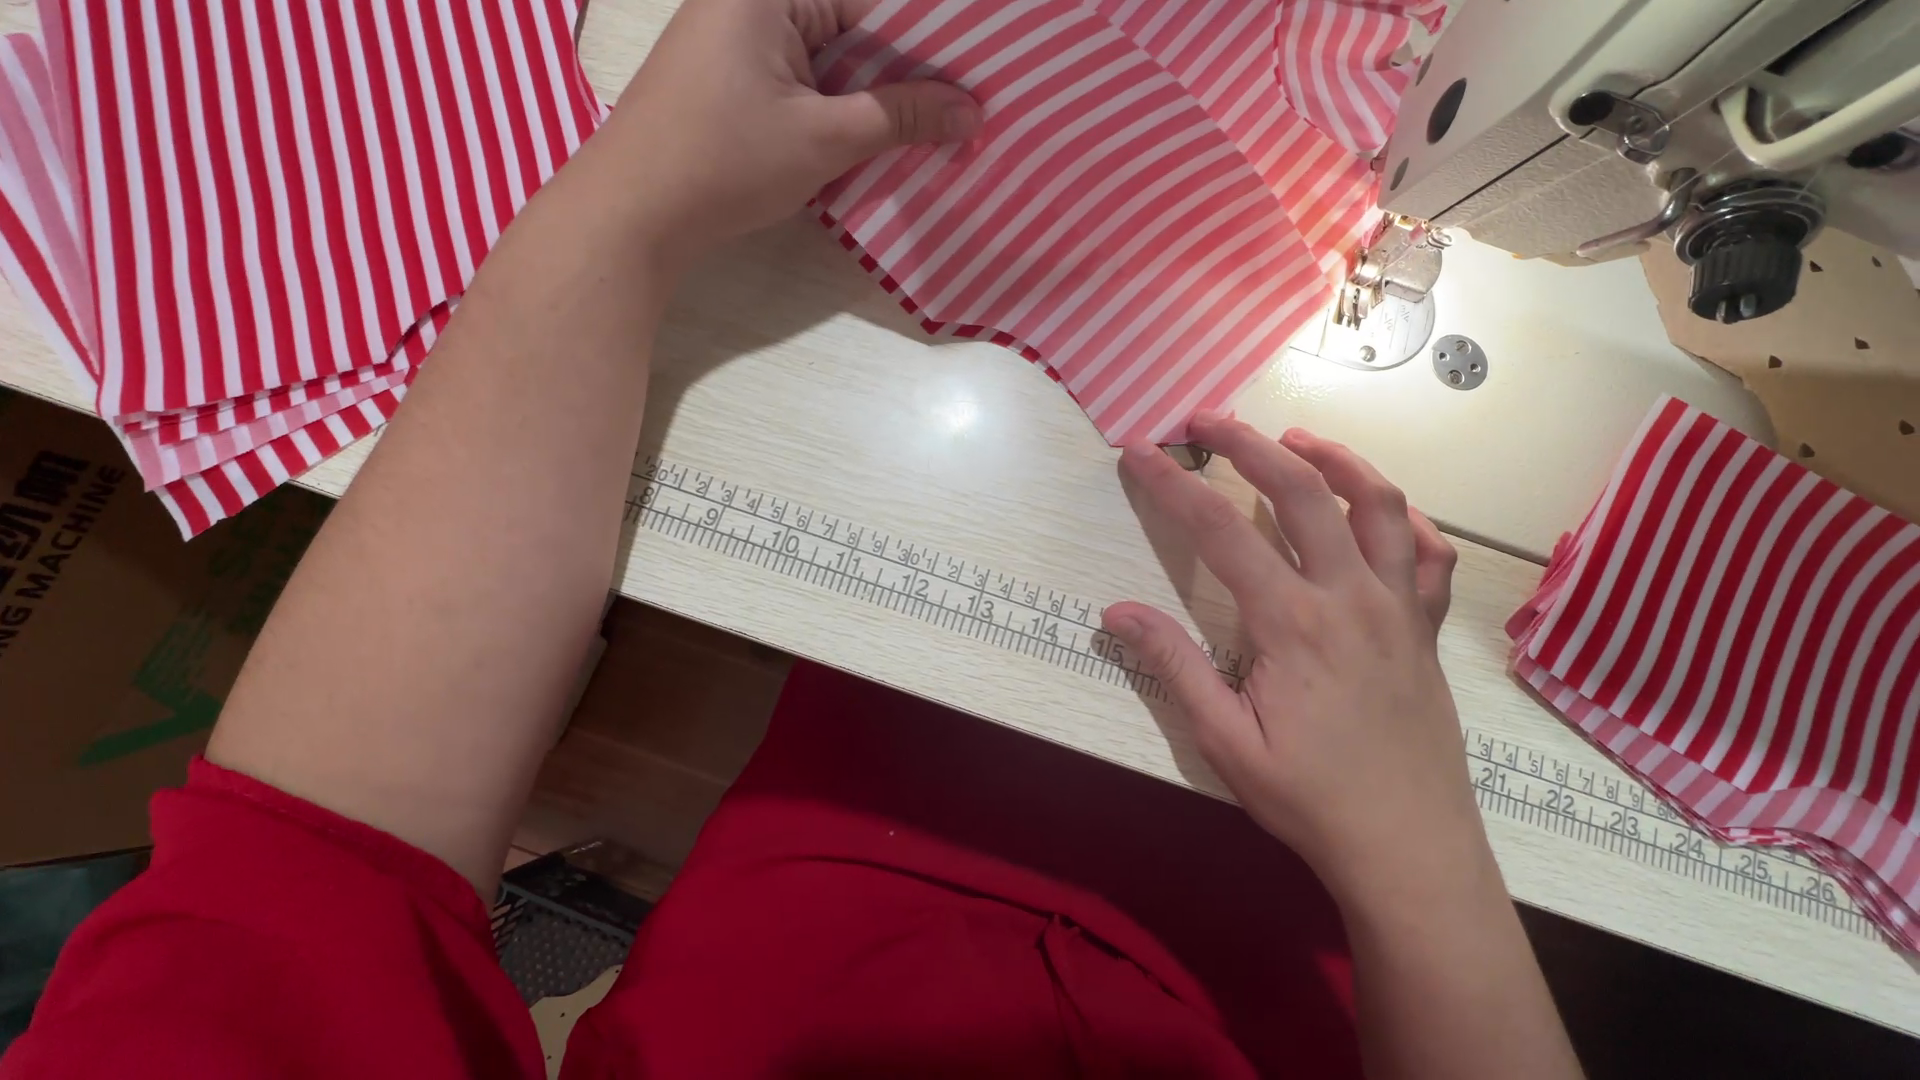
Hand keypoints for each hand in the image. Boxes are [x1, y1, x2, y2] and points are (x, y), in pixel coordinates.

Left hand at [599, 0, 980, 260]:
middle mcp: (749, 0)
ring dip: (872, 94)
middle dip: (903, 70)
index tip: (975, 68)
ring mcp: (734, 40)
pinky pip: (801, 82)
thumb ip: (899, 117)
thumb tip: (970, 110)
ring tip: (930, 124)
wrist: (632, 214)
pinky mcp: (729, 81)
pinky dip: (836, 108)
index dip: (927, 37)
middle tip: (962, 103)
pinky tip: (874, 136)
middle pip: (850, 26)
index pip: (870, 2)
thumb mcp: (823, 139)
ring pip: (828, 59)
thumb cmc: (724, 162)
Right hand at [1102, 413, 1478, 901]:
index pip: (1219, 532)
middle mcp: (1350, 598)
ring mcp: (1398, 608)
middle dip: (1248, 444)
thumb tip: (1117, 612)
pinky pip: (1428, 556)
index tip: (1140, 452)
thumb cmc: (1309, 799)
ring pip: (1378, 505)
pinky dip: (1404, 518)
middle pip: (1300, 493)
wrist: (1409, 849)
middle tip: (1207, 418)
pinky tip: (1379, 510)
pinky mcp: (1424, 630)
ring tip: (1295, 439)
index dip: (1173, 484)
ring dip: (1335, 459)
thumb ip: (1173, 666)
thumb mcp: (1224, 741)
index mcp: (1292, 623)